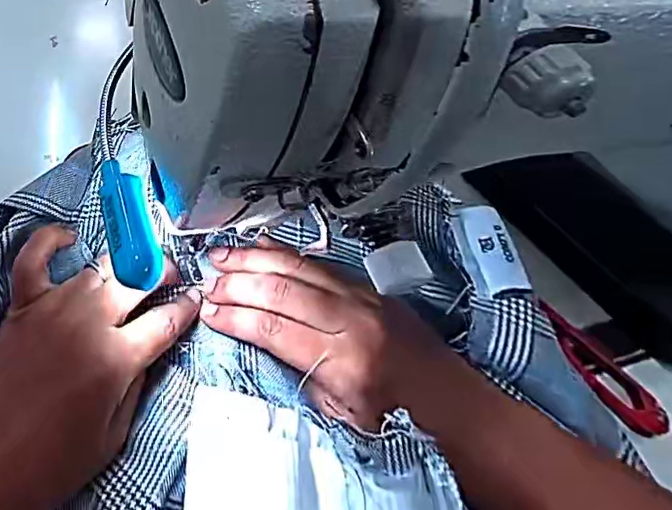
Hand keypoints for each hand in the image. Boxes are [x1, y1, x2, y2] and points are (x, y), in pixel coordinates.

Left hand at [0, 225, 198, 509]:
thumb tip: (147, 353)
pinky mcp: (22, 303)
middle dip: (160, 272)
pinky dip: (49, 240)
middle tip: (170, 273)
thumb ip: (134, 387)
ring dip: (119, 266)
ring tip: (133, 267)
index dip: (184, 308)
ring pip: (95, 269)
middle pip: (135, 281)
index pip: (163, 322)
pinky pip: (34, 257)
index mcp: (115, 359)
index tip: (193, 299)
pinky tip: (66, 237)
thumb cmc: (45, 461)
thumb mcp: (111, 437)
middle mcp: (87, 322)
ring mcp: (52, 306)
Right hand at [199, 240, 469, 430]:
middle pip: (279, 288)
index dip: (235, 318)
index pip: (274, 328)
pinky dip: (282, 251)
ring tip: (220, 256)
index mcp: (347, 363)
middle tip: (207, 282)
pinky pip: (316, 260)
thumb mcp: (346, 417)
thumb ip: (301, 373)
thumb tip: (259, 340)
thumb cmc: (406, 425)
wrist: (464, 412)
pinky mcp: (368, 287)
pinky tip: (259, 245)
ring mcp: (362, 297)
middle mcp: (353, 321)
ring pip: (295, 265)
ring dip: (252, 257)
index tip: (209, 313)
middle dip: (236, 282)